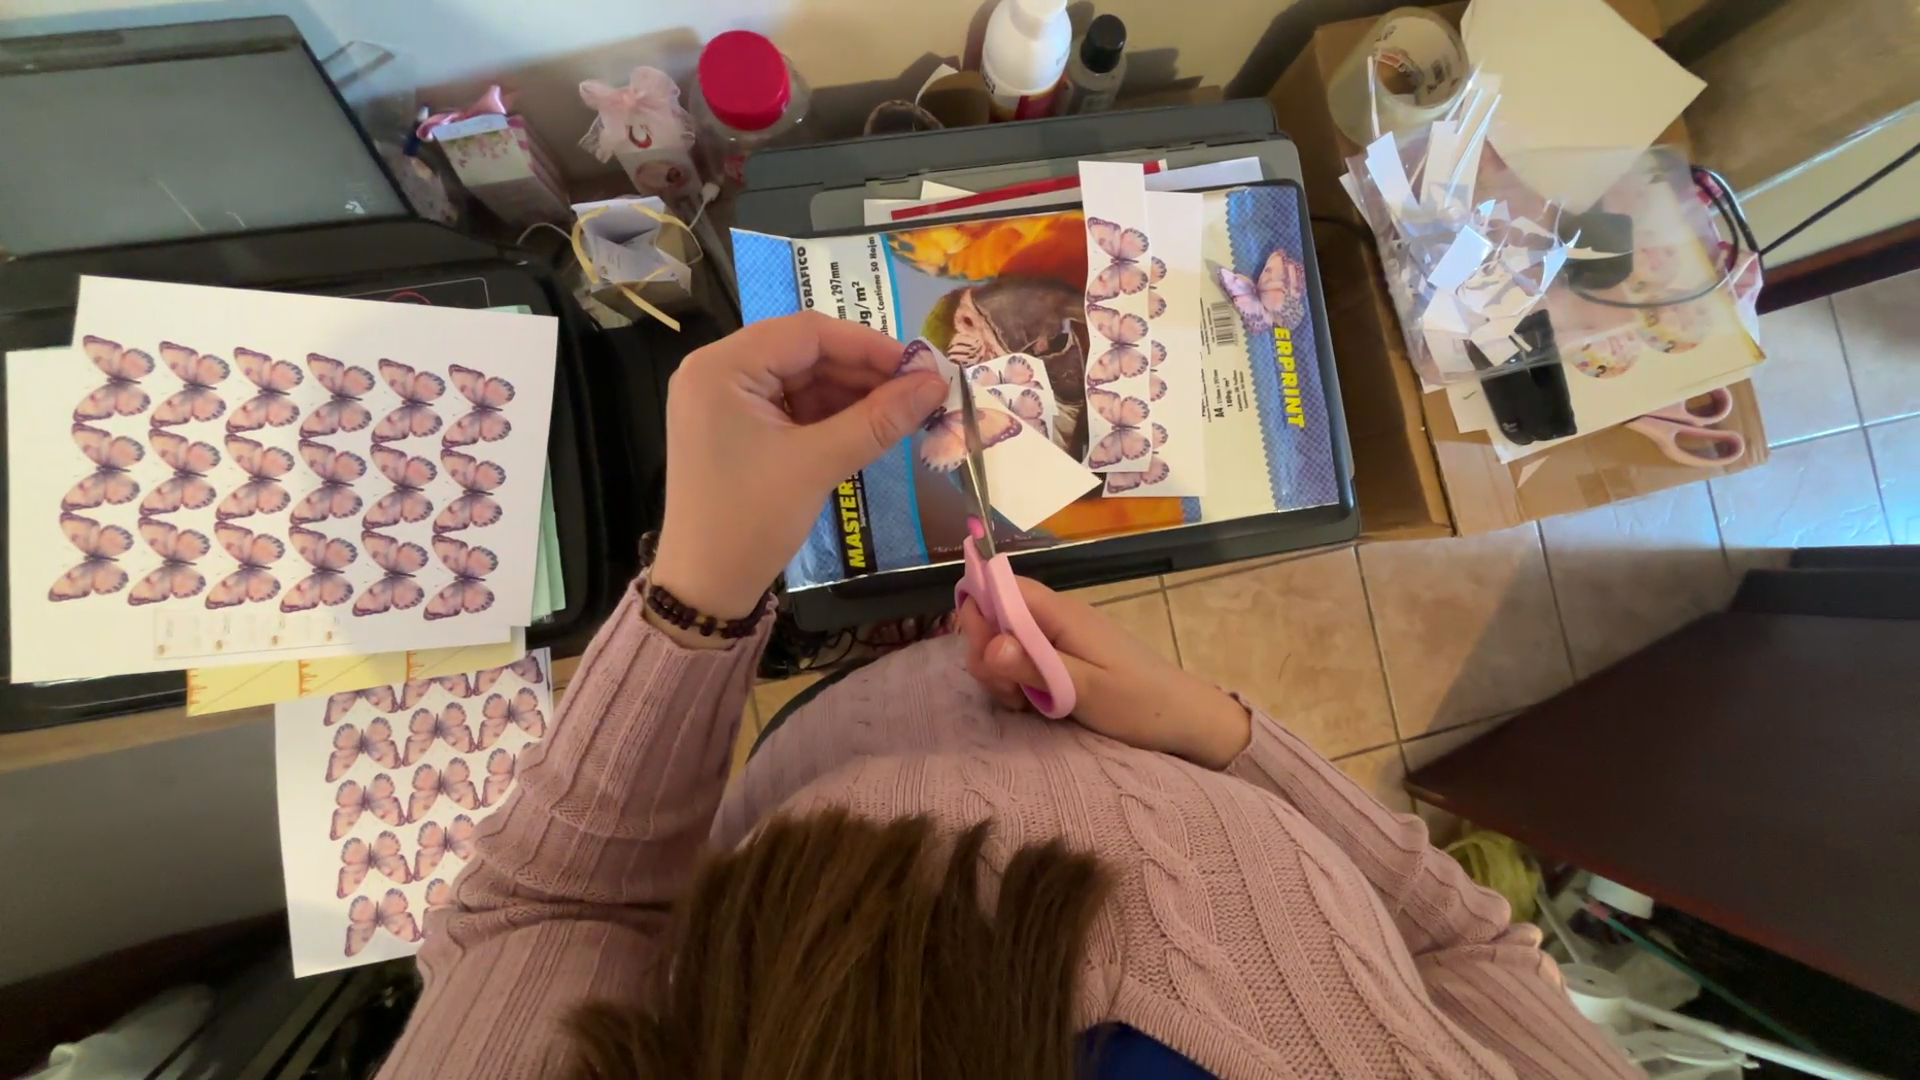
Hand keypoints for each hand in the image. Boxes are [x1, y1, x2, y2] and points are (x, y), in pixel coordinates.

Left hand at [652, 313, 944, 619]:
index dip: (869, 345)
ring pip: (803, 380)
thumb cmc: (751, 520)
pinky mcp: (738, 428)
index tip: (920, 366)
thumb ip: (878, 419)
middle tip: (919, 392)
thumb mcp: (818, 464)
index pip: (807, 332)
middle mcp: (718, 371)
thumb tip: (937, 384)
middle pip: (805, 353)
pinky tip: (868, 427)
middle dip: (863, 372)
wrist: (706, 586)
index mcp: (722, 367)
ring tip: (901, 412)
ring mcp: (726, 400)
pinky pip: (793, 407)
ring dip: (852, 394)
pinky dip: (831, 415)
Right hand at [957, 578, 1251, 768]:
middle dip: (987, 653)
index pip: (1002, 586)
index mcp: (1060, 613)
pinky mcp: (1063, 657)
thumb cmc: (1138, 703)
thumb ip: (1033, 667)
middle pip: (997, 616)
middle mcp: (1055, 618)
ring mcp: (1059, 637)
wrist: (1184, 719)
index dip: (980, 611)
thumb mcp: (1084, 690)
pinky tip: (1031, 704)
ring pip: (1005, 642)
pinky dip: (1017, 682)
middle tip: (1009, 692)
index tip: (982, 653)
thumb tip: (988, 645)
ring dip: (1001, 673)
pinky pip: (1023, 660)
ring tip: (1024, 703)